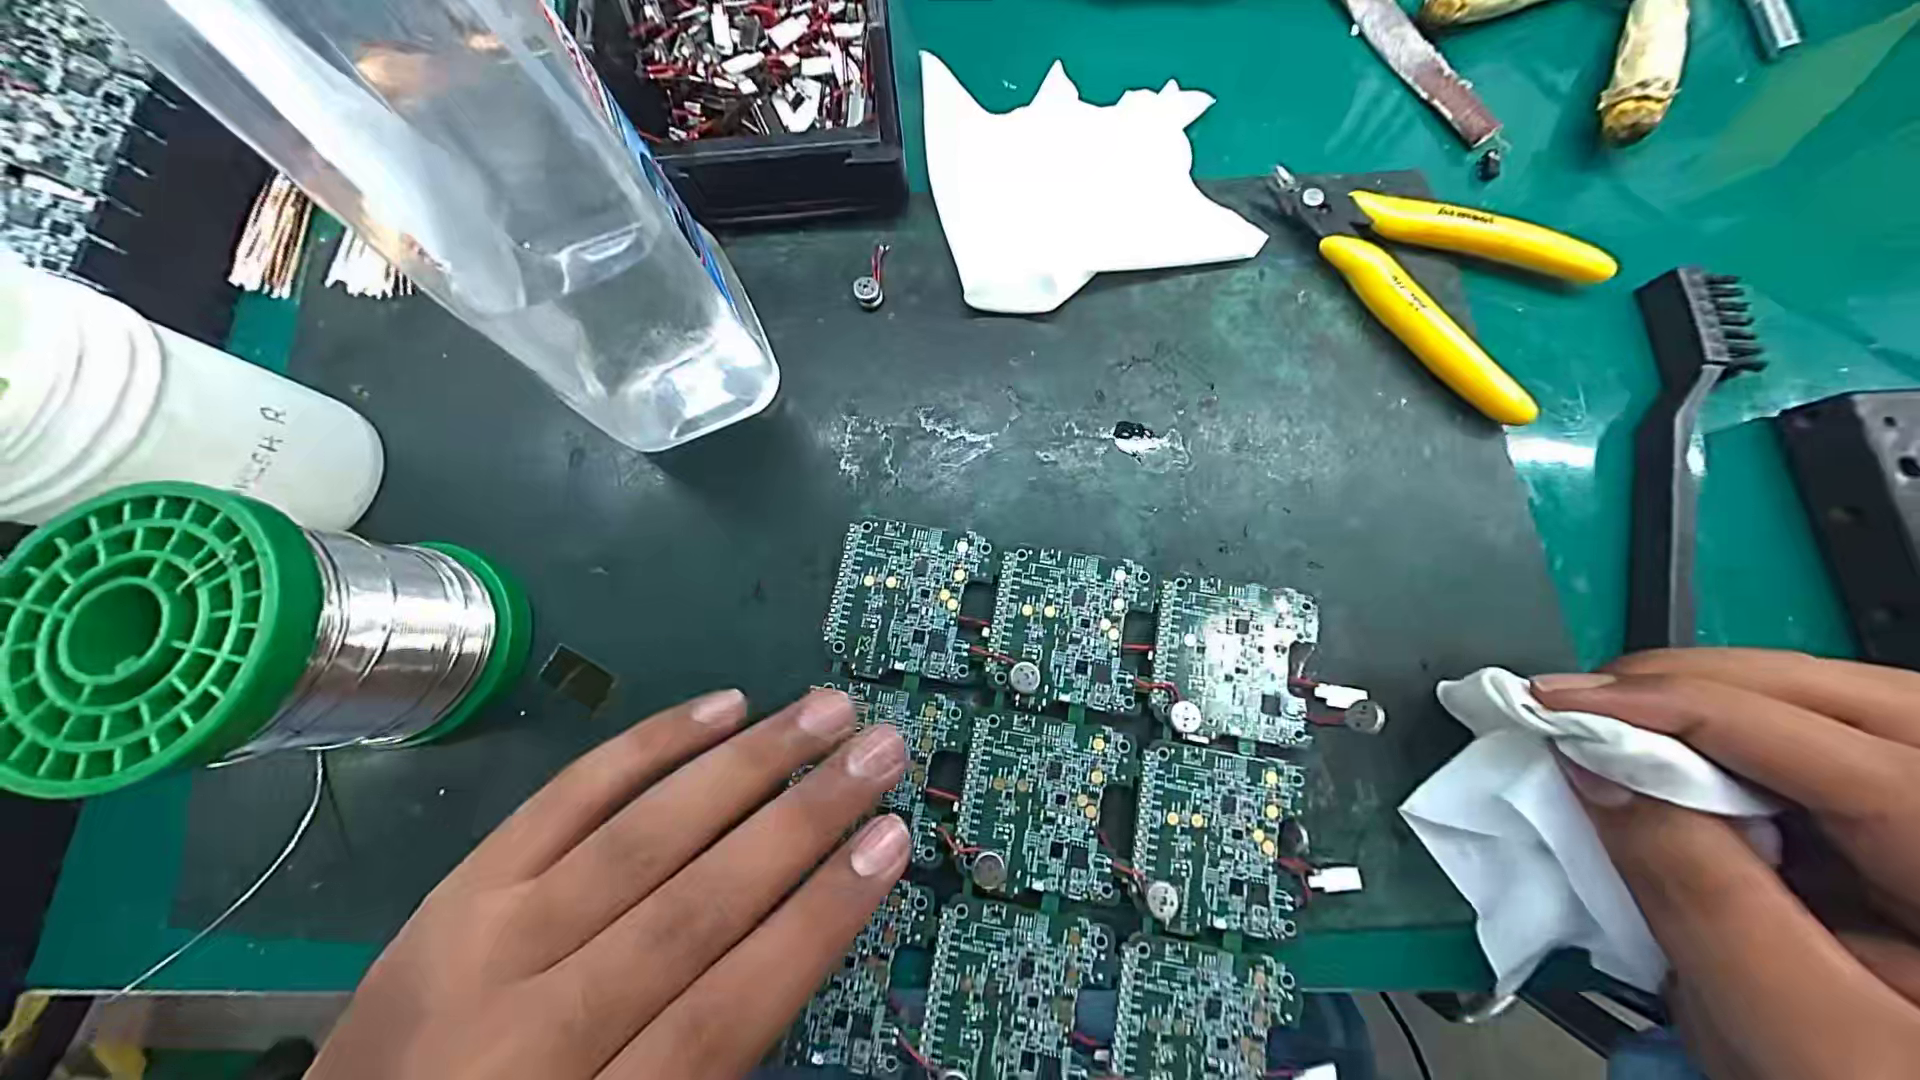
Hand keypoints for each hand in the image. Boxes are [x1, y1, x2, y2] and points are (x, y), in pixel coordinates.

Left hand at [309, 687, 909, 1079]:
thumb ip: (718, 1049)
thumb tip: (818, 921)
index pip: (727, 1006)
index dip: (820, 916)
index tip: (891, 839)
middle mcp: (520, 1036)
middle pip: (692, 905)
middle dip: (805, 816)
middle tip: (878, 749)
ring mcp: (477, 949)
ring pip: (640, 836)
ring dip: (748, 763)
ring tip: (825, 711)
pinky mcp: (454, 890)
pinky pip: (565, 798)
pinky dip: (651, 746)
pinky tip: (723, 706)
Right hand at [1533, 649, 1919, 1079]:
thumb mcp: (1793, 1025)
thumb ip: (1693, 888)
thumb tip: (1594, 769)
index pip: (1844, 749)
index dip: (1676, 705)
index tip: (1553, 700)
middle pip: (1857, 704)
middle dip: (1697, 684)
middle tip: (1582, 699)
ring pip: (1835, 716)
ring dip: (1706, 709)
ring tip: (1613, 728)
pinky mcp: (1907, 838)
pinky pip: (1817, 753)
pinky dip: (1723, 743)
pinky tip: (1670, 770)